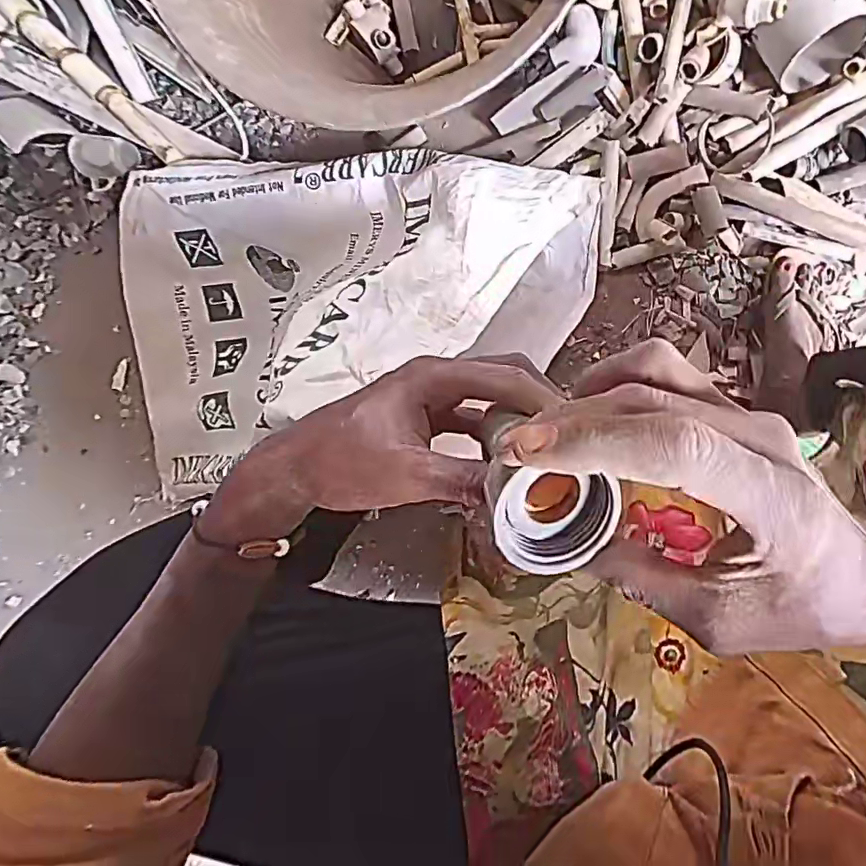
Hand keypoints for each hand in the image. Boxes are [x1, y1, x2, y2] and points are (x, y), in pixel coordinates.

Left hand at [199, 355, 563, 543]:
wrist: (298, 468)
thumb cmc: (338, 460)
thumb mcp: (405, 473)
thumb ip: (458, 479)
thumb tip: (506, 490)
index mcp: (431, 377)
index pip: (502, 375)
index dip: (539, 396)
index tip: (567, 421)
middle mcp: (435, 377)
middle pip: (502, 376)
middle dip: (535, 400)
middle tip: (564, 430)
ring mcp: (431, 395)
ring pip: (489, 397)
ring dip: (516, 418)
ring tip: (542, 445)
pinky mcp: (427, 415)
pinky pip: (473, 417)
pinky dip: (493, 433)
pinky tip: (505, 457)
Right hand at [495, 339, 865, 653]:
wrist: (865, 571)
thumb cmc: (803, 605)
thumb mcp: (718, 619)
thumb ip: (639, 576)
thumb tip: (568, 540)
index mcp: (769, 495)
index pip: (674, 445)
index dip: (594, 442)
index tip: (528, 454)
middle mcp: (758, 434)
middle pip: (651, 402)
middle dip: (572, 421)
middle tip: (514, 448)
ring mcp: (748, 411)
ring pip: (655, 370)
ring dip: (591, 392)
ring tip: (548, 430)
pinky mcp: (733, 405)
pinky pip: (666, 373)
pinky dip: (616, 382)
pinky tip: (589, 410)